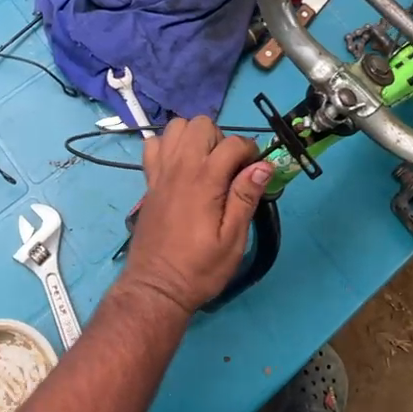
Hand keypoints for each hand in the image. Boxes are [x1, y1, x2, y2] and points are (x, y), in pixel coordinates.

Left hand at [121, 117, 271, 315]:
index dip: (250, 152)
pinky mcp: (149, 181)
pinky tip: (178, 166)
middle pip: (202, 124)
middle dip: (221, 139)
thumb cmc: (199, 268)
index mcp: (205, 180)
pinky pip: (153, 145)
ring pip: (176, 127)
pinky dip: (167, 146)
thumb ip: (246, 197)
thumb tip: (264, 165)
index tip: (254, 173)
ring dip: (194, 138)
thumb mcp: (232, 240)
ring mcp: (161, 172)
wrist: (157, 287)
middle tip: (227, 169)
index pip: (233, 143)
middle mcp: (180, 167)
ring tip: (205, 163)